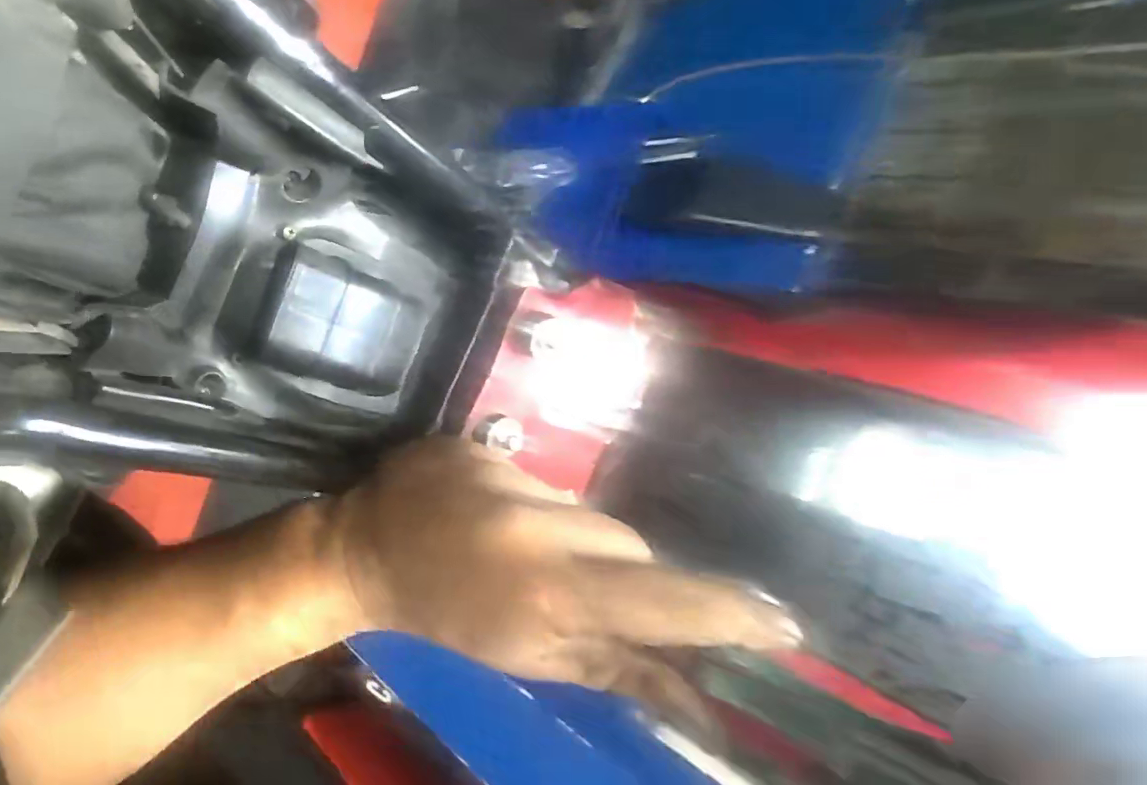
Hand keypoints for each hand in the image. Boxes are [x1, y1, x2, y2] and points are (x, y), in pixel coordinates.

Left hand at [325, 438, 800, 693]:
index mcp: (547, 592)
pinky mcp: (475, 443)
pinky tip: (491, 512)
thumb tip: (702, 703)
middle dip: (622, 571)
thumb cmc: (445, 615)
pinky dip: (527, 498)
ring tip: (521, 547)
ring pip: (579, 505)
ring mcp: (500, 473)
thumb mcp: (524, 656)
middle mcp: (532, 524)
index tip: (782, 621)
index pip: (661, 600)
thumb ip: (613, 670)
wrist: (365, 548)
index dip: (725, 612)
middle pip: (625, 542)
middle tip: (583, 587)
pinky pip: (532, 471)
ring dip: (571, 532)